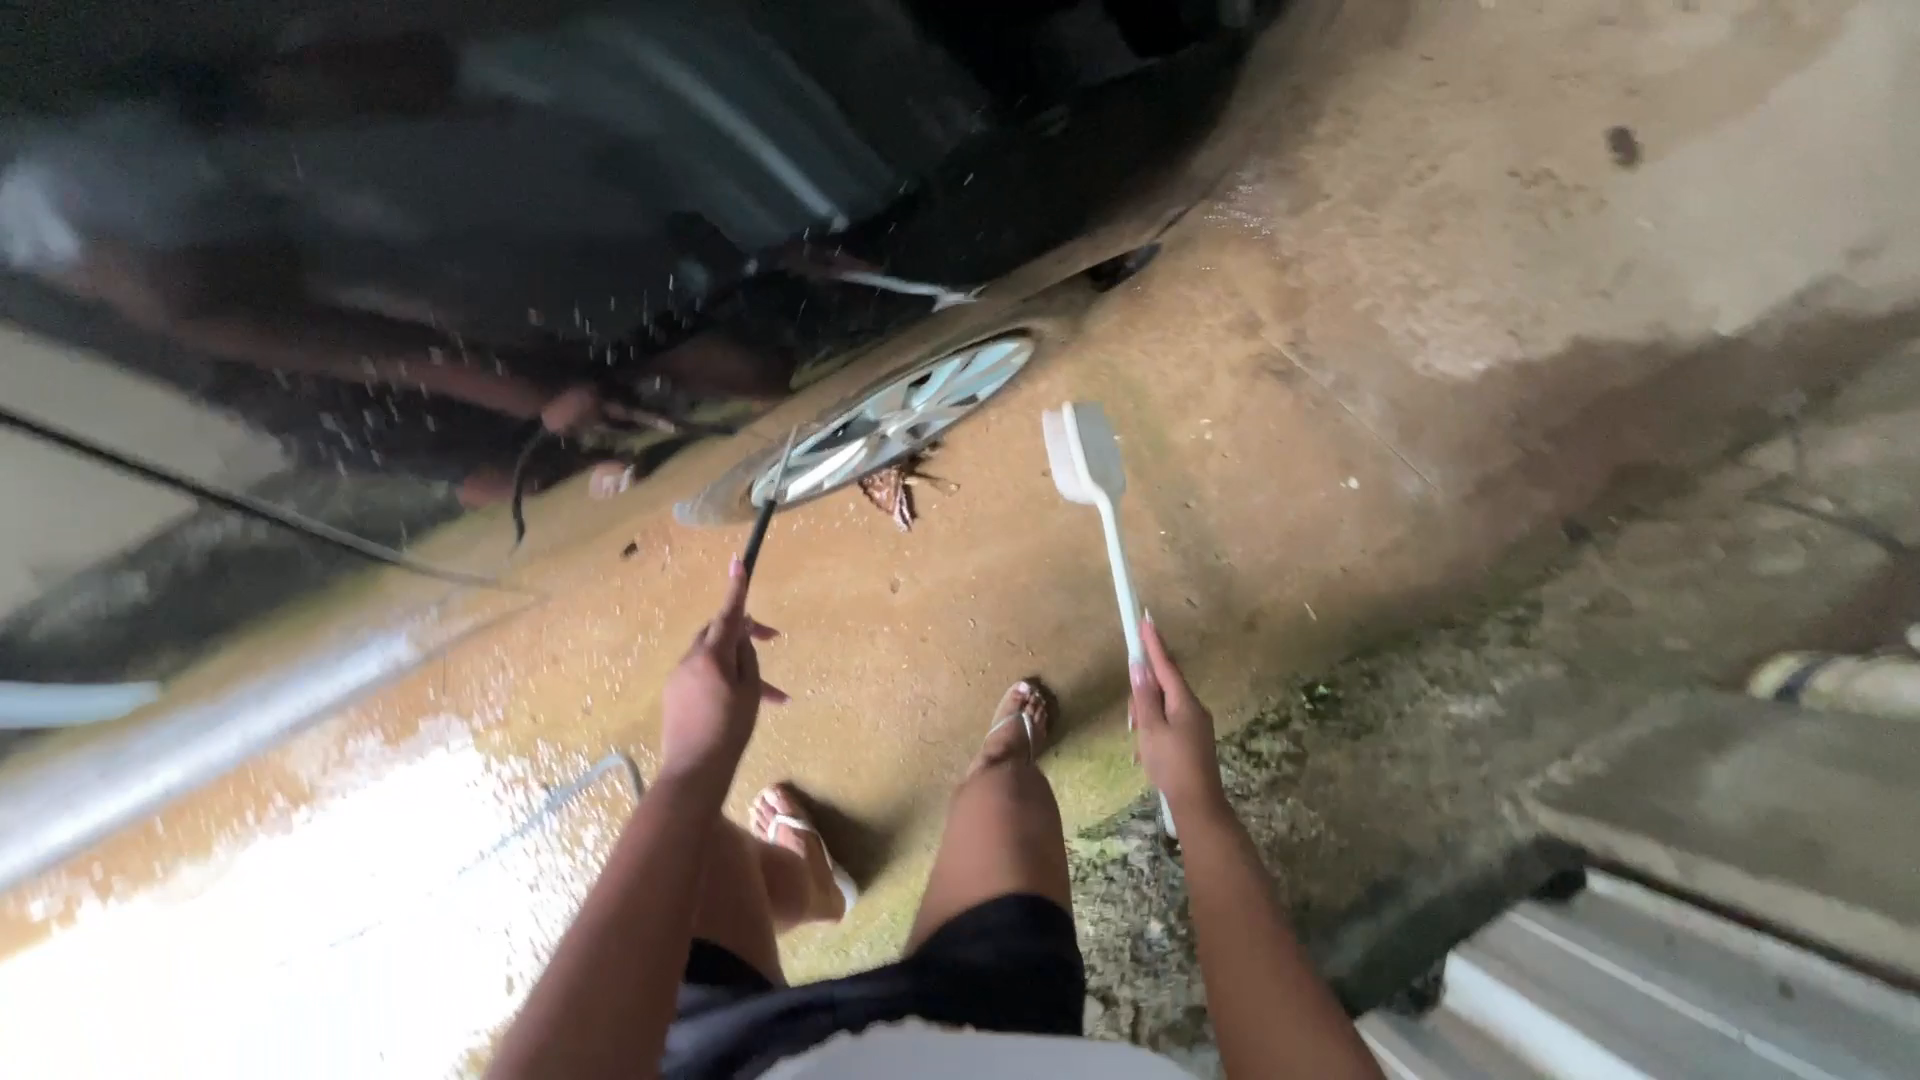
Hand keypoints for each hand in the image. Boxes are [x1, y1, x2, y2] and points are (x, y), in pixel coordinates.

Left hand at [658, 557, 787, 794]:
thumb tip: (739, 638)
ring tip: (774, 694)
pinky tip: (745, 707)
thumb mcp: (750, 691)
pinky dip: (725, 683)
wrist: (693, 771)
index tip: (739, 562)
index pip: (727, 615)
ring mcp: (679, 679)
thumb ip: (747, 658)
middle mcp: (689, 660)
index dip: (736, 589)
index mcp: (710, 656)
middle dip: (744, 633)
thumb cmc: (729, 730)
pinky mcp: (675, 696)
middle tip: (772, 640)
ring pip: (714, 660)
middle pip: (718, 634)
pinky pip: (704, 678)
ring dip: (740, 667)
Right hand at [1129, 616, 1225, 815]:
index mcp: (1184, 701)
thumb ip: (1144, 697)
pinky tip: (1148, 751)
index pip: (1165, 665)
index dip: (1153, 643)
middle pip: (1162, 686)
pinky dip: (1154, 728)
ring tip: (1142, 745)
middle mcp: (1193, 707)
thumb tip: (1138, 666)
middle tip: (1134, 722)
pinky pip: (1168, 721)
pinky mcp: (1193, 738)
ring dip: (1147, 717)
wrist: (1198, 803)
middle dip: (1143, 696)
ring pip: (1163, 705)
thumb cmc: (1172, 764)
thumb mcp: (1151, 730)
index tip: (1145, 620)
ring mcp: (1195, 723)